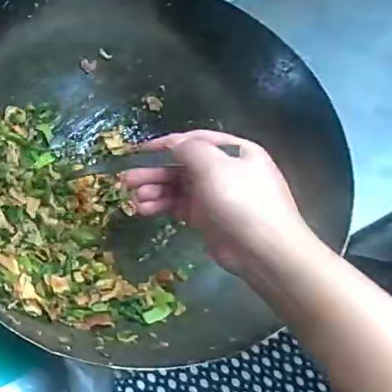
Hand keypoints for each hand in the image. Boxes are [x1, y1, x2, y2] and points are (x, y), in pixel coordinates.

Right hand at [119, 130, 318, 273]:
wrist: (264, 250)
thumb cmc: (241, 201)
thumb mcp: (215, 166)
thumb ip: (189, 148)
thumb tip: (173, 144)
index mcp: (234, 152)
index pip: (195, 141)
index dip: (166, 144)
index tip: (139, 151)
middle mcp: (224, 171)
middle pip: (181, 166)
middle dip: (153, 172)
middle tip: (126, 180)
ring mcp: (215, 195)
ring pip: (177, 187)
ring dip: (154, 190)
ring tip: (133, 199)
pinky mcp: (207, 218)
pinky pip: (179, 206)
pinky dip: (162, 206)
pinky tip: (144, 210)